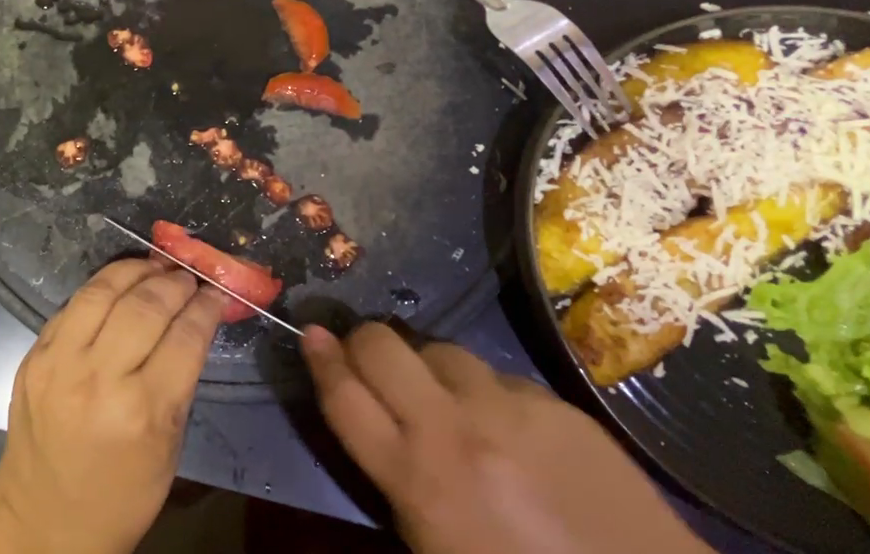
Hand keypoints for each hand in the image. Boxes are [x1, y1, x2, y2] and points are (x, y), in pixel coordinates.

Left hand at [0, 260, 224, 553]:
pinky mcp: (34, 356)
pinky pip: (69, 309)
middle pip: (143, 308)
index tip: (216, 291)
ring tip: (154, 265)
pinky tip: (116, 285)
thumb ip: (178, 384)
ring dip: (132, 272)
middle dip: (172, 283)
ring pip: (100, 294)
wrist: (47, 518)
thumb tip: (192, 327)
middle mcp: (98, 377)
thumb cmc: (121, 495)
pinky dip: (97, 291)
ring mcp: (59, 362)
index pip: (183, 339)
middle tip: (188, 273)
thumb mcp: (168, 449)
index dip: (204, 308)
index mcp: (142, 410)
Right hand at [303, 323, 714, 553]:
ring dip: (429, 366)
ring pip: (441, 350)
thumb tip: (374, 418)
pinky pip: (501, 377)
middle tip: (369, 358)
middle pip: (381, 348)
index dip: (320, 359)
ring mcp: (509, 411)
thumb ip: (395, 476)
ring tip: (446, 395)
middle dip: (365, 344)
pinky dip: (490, 392)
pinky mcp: (558, 406)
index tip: (310, 336)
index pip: (343, 396)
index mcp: (415, 479)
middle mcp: (453, 431)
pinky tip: (510, 425)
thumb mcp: (431, 542)